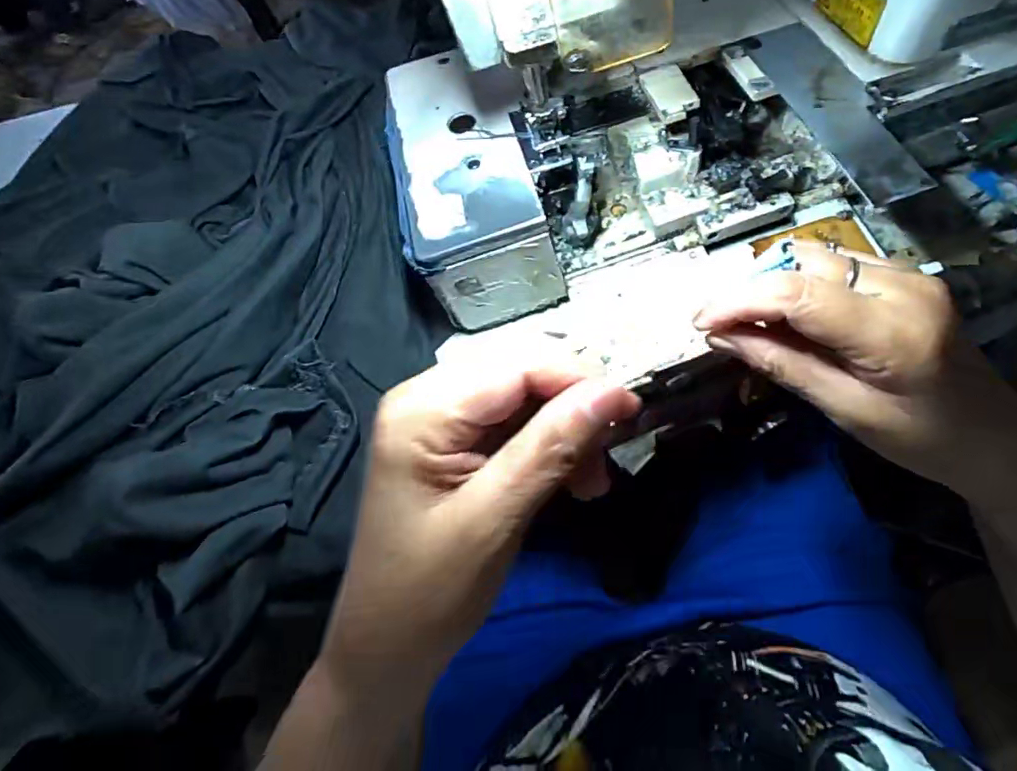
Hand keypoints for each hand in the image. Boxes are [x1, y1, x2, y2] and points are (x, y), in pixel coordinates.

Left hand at [317, 362, 640, 704]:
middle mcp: (428, 395)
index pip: (517, 365)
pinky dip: (553, 441)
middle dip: (574, 404)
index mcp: (422, 409)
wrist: (386, 652)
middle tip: (607, 455)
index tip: (630, 410)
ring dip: (568, 426)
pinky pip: (518, 417)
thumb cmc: (430, 593)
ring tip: (592, 479)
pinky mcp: (456, 436)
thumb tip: (614, 392)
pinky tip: (573, 477)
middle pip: (523, 369)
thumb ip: (552, 447)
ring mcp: (441, 414)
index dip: (578, 379)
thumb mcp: (495, 518)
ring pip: (527, 391)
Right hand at [694, 243, 1016, 506]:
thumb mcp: (847, 411)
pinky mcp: (905, 273)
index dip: (742, 301)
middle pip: (805, 263)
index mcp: (893, 331)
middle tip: (723, 326)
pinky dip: (803, 282)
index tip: (702, 322)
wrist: (996, 433)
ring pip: (818, 256)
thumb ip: (784, 364)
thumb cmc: (923, 439)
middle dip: (754, 289)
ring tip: (752, 319)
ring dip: (776, 281)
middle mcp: (902, 285)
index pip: (800, 294)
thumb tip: (723, 337)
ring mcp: (907, 273)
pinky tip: (792, 313)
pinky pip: (838, 264)